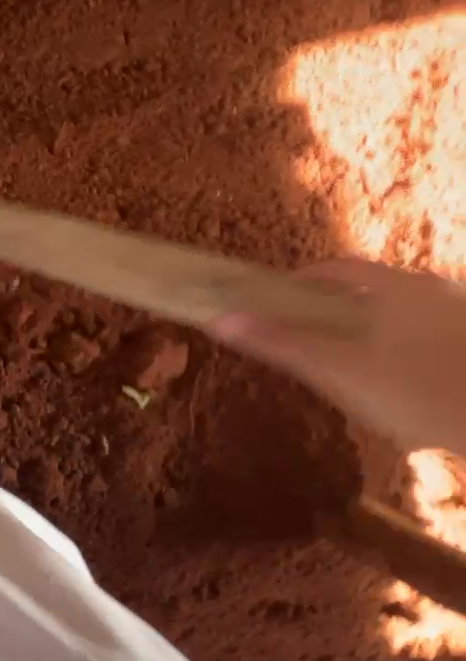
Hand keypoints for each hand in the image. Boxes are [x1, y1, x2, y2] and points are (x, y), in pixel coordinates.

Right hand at [210, 259, 465, 455]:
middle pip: (373, 289)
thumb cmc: (421, 391)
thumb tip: (220, 319)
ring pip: (404, 312)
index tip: (271, 299)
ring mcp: (464, 318)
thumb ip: (278, 342)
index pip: (337, 269)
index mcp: (399, 288)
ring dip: (370, 326)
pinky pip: (430, 333)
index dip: (299, 280)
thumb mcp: (337, 370)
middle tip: (304, 332)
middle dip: (333, 306)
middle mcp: (438, 292)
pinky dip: (403, 343)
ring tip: (347, 359)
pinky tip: (396, 376)